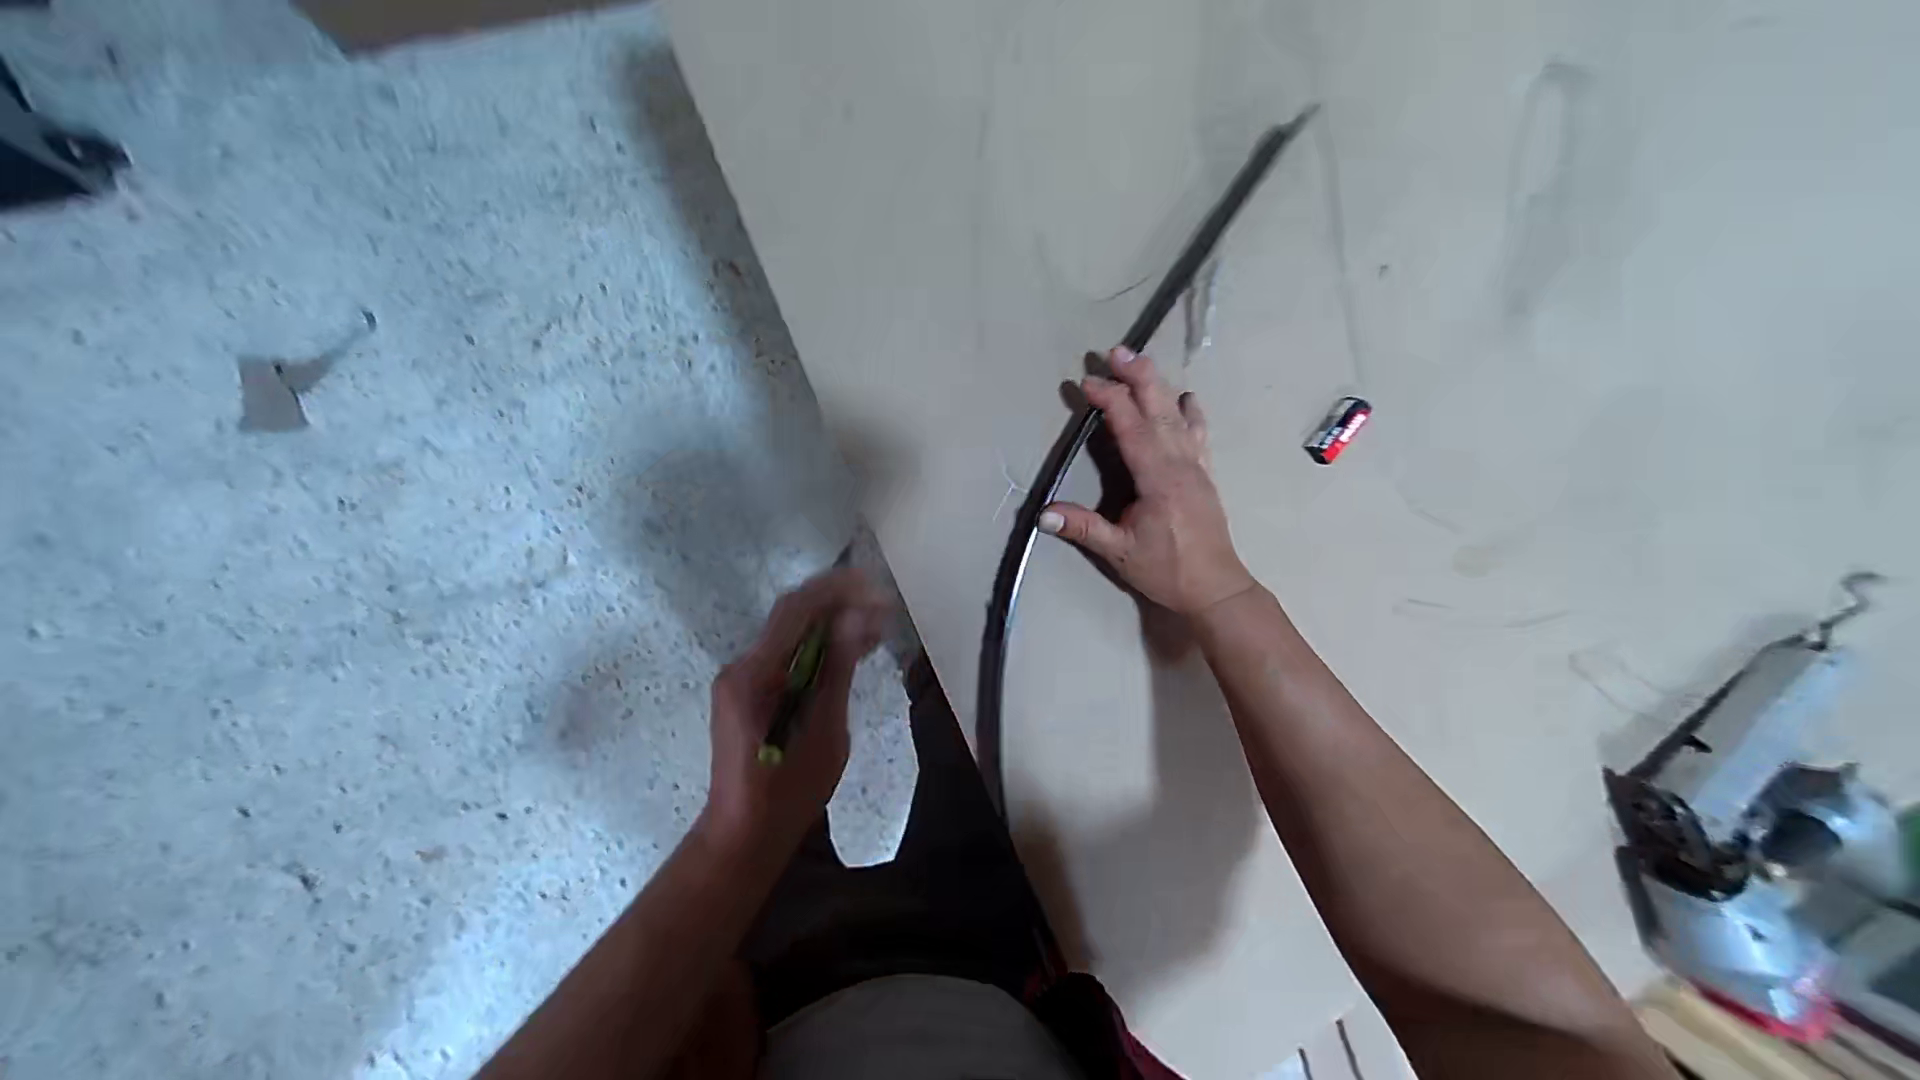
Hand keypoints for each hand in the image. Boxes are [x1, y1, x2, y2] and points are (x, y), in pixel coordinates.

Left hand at [700, 569, 890, 856]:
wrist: (745, 833)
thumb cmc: (788, 792)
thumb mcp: (825, 730)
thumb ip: (839, 670)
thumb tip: (859, 618)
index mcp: (754, 675)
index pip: (795, 611)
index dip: (836, 590)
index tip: (875, 585)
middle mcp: (742, 666)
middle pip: (792, 615)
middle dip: (837, 600)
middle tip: (882, 601)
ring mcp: (743, 677)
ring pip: (792, 632)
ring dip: (832, 621)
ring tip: (878, 622)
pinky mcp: (751, 689)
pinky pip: (789, 654)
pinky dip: (821, 645)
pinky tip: (853, 647)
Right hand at [1038, 346, 1255, 616]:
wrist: (1216, 588)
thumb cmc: (1167, 570)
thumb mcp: (1119, 553)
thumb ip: (1083, 528)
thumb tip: (1042, 515)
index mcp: (1158, 479)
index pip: (1130, 428)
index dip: (1109, 401)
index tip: (1086, 383)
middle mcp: (1181, 464)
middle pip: (1159, 409)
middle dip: (1137, 377)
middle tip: (1117, 350)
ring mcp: (1197, 466)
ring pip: (1178, 415)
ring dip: (1158, 386)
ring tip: (1142, 362)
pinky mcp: (1205, 474)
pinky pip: (1198, 433)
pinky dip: (1189, 411)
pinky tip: (1186, 398)